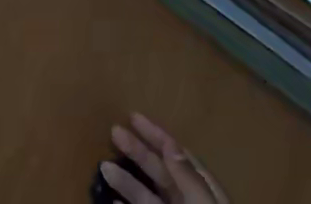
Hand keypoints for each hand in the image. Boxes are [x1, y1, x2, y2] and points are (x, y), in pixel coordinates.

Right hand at [105, 113, 227, 203]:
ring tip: (104, 167)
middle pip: (160, 171)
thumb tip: (170, 143)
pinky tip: (112, 198)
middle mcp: (190, 199)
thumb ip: (189, 177)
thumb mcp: (203, 203)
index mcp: (206, 190)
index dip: (158, 135)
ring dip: (126, 180)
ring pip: (148, 193)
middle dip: (137, 151)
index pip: (181, 155)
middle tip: (114, 131)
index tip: (134, 116)